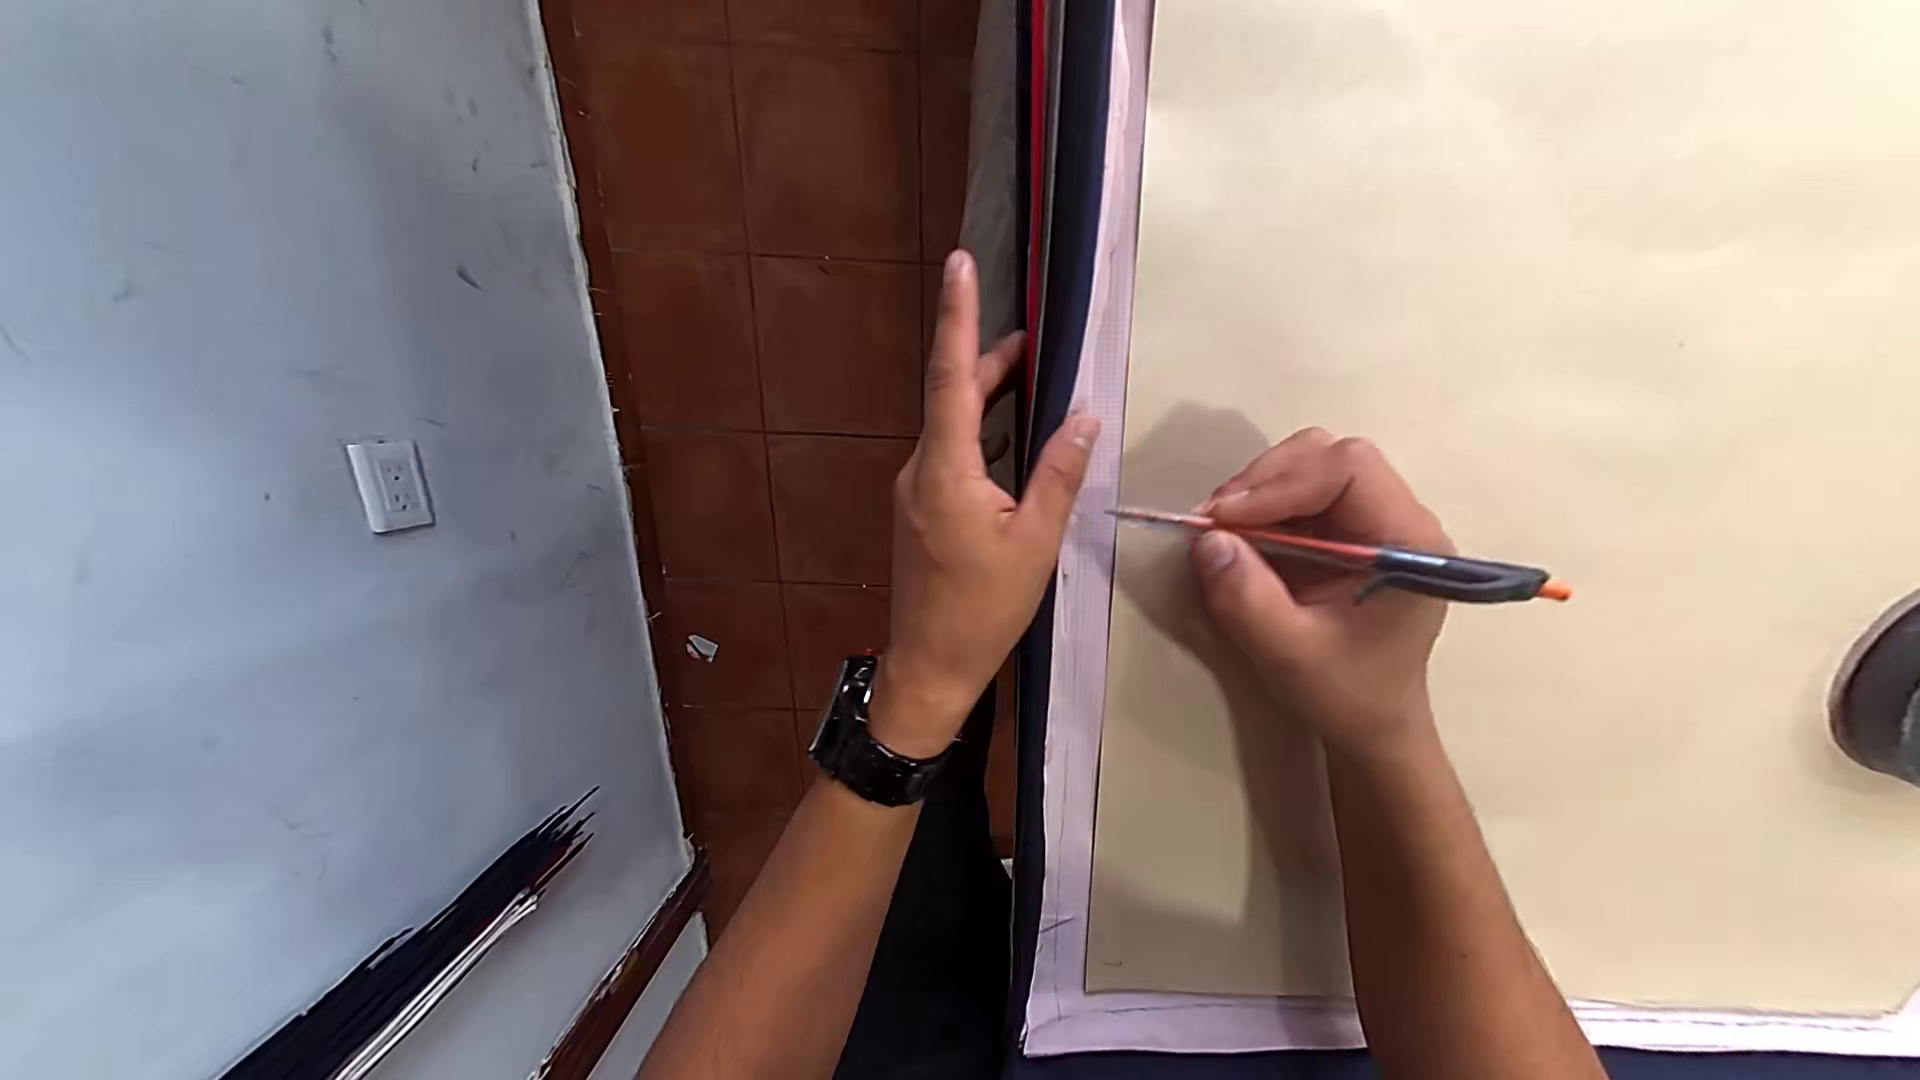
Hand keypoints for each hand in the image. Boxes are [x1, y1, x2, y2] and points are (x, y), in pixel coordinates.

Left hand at [871, 250, 1099, 758]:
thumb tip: (1085, 418)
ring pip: (948, 426)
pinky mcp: (918, 508)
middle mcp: (919, 469)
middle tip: (1032, 344)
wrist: (931, 663)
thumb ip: (1059, 474)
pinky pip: (946, 453)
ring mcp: (913, 490)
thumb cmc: (984, 609)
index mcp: (945, 471)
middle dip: (988, 363)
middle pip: (950, 397)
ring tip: (1025, 380)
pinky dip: (976, 433)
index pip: (950, 379)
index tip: (959, 266)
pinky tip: (1005, 440)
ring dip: (984, 399)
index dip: (957, 318)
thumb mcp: (1035, 542)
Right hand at [1190, 428, 1449, 756]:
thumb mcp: (1288, 653)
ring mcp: (1367, 521)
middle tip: (1216, 520)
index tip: (1225, 519)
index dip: (1281, 482)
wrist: (1369, 722)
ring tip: (1221, 528)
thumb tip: (1207, 541)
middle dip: (1263, 479)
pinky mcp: (1339, 530)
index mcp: (1406, 541)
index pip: (1348, 469)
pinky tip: (1237, 534)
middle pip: (1326, 454)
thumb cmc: (1345, 692)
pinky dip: (1255, 503)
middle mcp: (1393, 518)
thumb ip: (1247, 598)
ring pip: (1307, 464)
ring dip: (1255, 489)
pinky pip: (1293, 491)